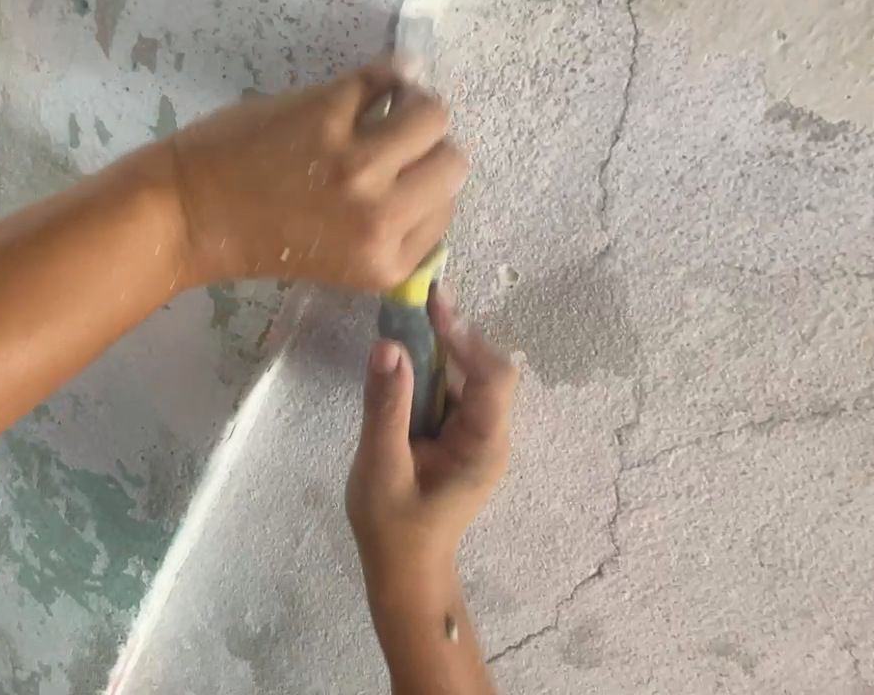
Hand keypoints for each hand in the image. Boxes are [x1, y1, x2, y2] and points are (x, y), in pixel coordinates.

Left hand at [164, 57, 466, 289]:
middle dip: (428, 148)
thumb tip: (435, 174)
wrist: (187, 213)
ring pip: (432, 114)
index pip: (445, 210)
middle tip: (395, 139)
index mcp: (386, 263)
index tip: (400, 174)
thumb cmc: (256, 239)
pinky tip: (382, 77)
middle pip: (452, 162)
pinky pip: (386, 76)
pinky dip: (391, 70)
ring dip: (414, 105)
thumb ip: (390, 229)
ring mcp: (356, 162)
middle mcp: (380, 216)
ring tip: (385, 105)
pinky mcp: (328, 113)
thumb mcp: (340, 258)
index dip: (423, 187)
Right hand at [346, 288, 517, 589]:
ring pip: (466, 375)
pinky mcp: (457, 436)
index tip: (432, 307)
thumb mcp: (382, 466)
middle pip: (484, 369)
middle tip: (416, 301)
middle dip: (453, 333)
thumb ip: (386, 406)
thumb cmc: (393, 527)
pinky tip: (403, 356)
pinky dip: (429, 366)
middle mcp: (489, 435)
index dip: (466, 338)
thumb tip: (388, 345)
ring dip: (439, 346)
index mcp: (483, 446)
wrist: (403, 572)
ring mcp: (474, 436)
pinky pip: (450, 390)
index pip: (492, 378)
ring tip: (406, 317)